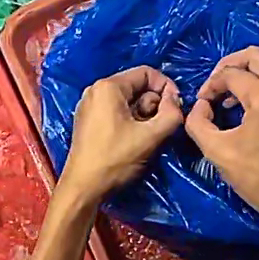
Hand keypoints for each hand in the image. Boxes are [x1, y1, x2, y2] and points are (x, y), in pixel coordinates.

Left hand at [59, 66, 184, 202]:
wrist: (83, 186)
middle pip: (137, 86)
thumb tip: (175, 99)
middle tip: (157, 127)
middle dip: (153, 105)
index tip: (175, 108)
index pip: (147, 73)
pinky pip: (116, 111)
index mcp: (108, 86)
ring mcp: (90, 105)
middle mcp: (96, 90)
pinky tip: (132, 140)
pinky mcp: (88, 120)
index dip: (166, 88)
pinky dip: (130, 121)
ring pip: (128, 100)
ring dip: (144, 115)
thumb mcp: (151, 136)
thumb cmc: (115, 159)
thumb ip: (172, 113)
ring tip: (145, 137)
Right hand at [185, 47, 258, 219]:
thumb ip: (197, 121)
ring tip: (225, 95)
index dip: (211, 84)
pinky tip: (242, 103)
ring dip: (242, 73)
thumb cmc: (254, 175)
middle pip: (255, 55)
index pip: (231, 74)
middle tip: (214, 84)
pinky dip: (256, 83)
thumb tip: (201, 105)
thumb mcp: (215, 150)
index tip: (202, 102)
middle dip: (228, 65)